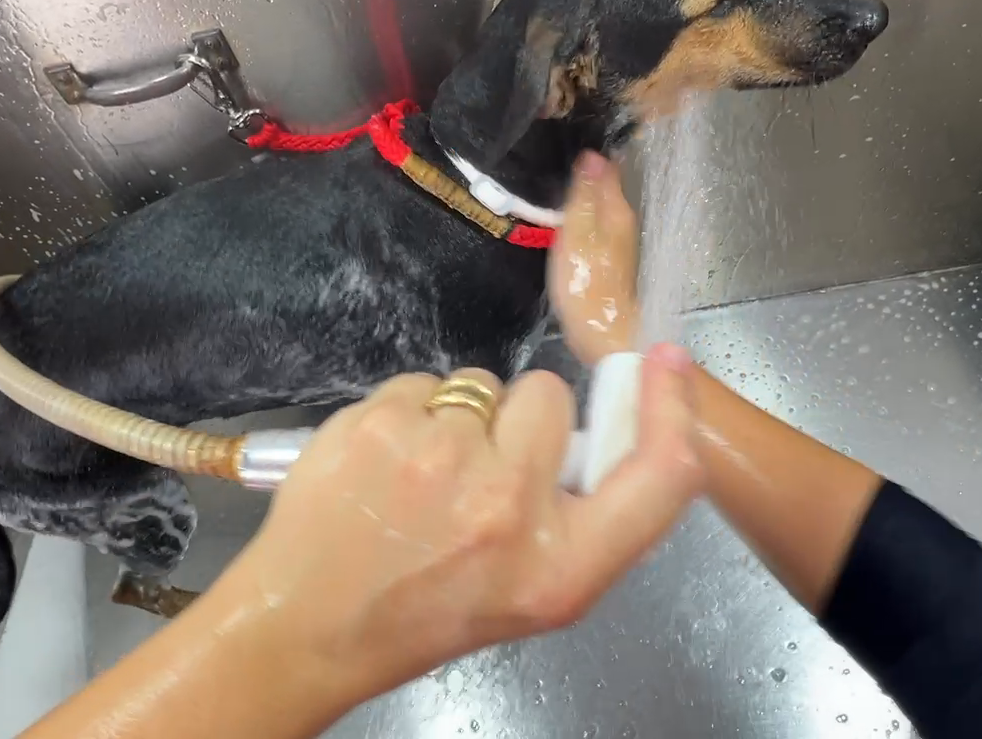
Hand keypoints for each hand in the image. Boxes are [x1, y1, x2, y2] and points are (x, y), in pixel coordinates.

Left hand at [209, 364, 702, 708]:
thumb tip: (603, 428)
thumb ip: (580, 518)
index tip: (667, 361)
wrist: (311, 620)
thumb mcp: (531, 593)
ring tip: (424, 472)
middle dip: (523, 417)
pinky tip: (385, 461)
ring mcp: (437, 454)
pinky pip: (421, 382)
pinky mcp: (378, 421)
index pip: (655, 475)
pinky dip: (409, 411)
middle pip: (549, 395)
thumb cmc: (429, 609)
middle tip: (481, 465)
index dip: (670, 410)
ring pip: (479, 383)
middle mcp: (507, 504)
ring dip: (461, 414)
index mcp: (558, 566)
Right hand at [548, 152, 641, 363]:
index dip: (590, 156)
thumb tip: (592, 155)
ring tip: (556, 187)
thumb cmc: (584, 281)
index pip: (607, 169)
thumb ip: (584, 195)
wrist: (600, 331)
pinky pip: (596, 226)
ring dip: (583, 196)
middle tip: (555, 163)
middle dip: (585, 174)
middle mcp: (623, 222)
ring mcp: (618, 243)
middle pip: (605, 187)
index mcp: (617, 211)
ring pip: (600, 207)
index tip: (566, 144)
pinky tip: (565, 221)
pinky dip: (582, 219)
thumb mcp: (576, 232)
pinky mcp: (608, 260)